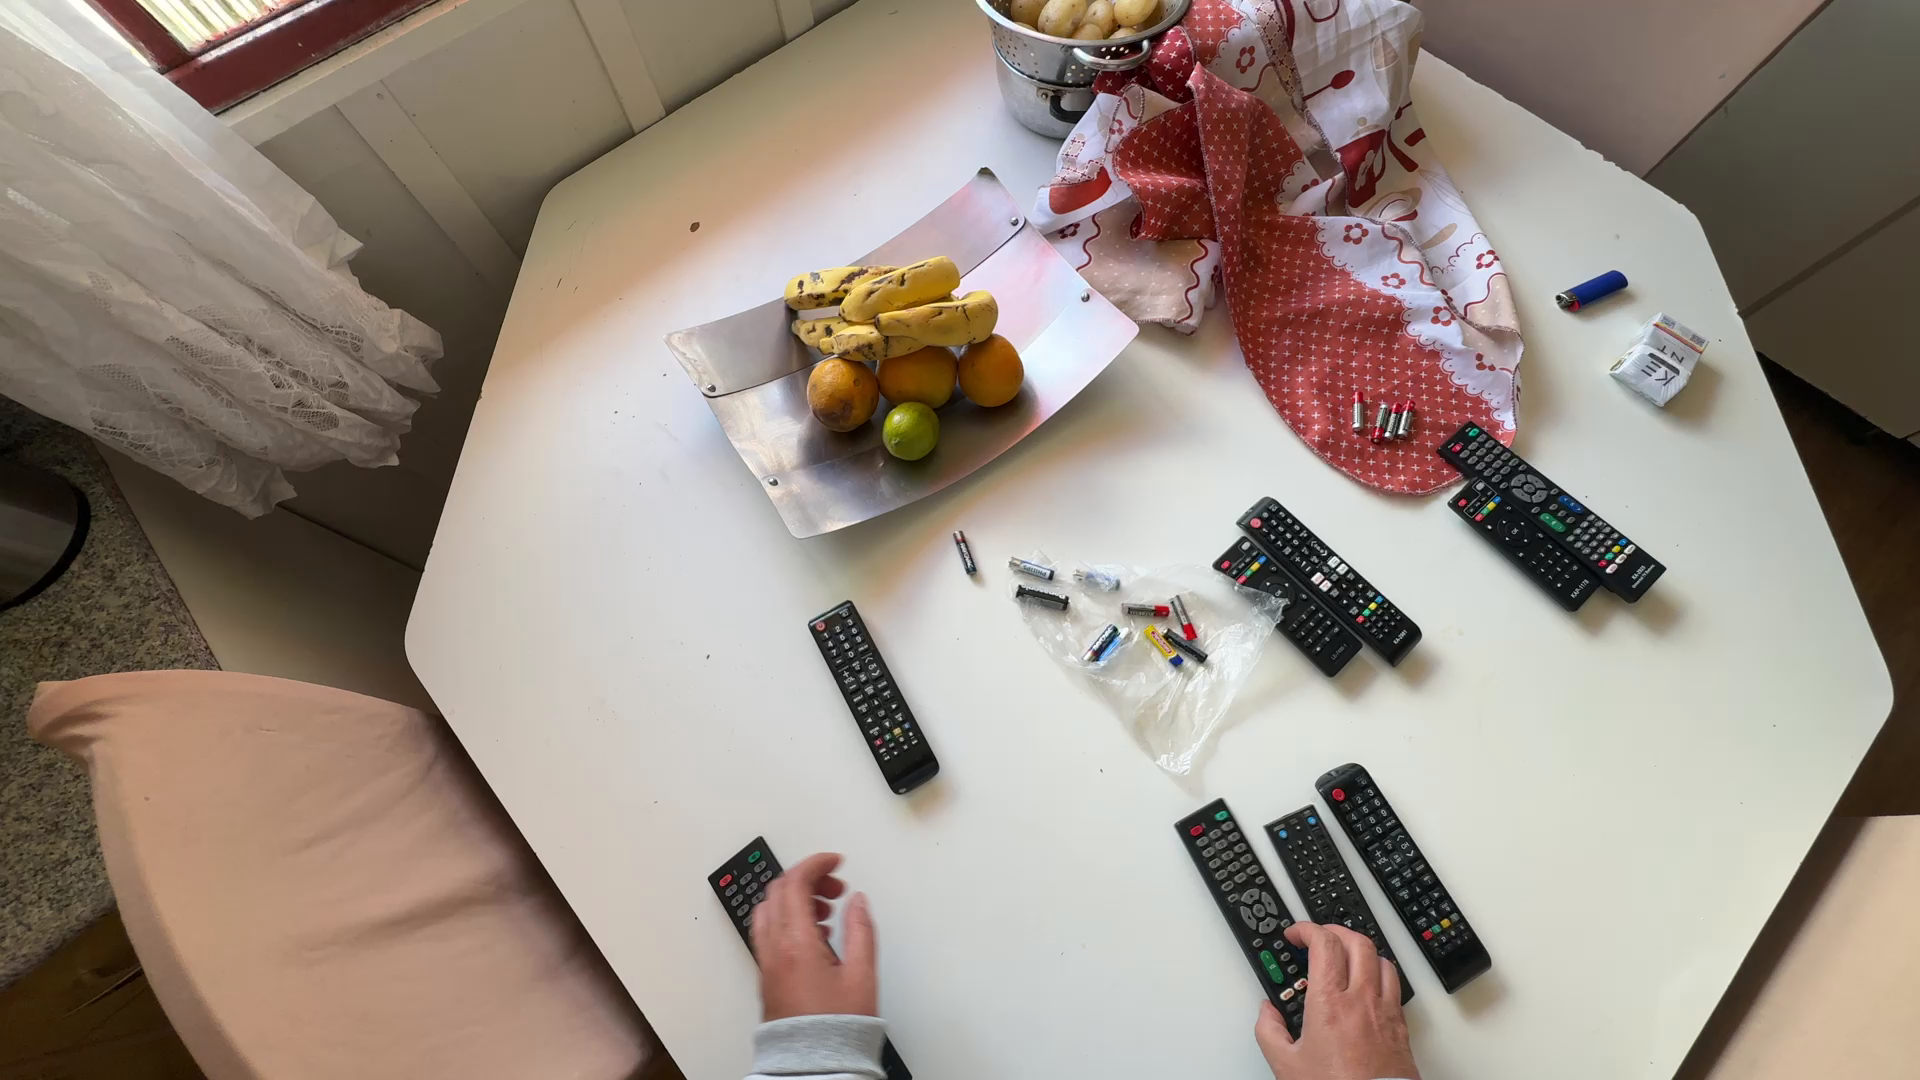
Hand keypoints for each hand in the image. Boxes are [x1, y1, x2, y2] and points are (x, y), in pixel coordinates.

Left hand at [750, 852, 877, 1020]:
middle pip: (778, 891)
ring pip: (769, 910)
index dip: (816, 863)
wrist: (814, 1069)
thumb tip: (857, 900)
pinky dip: (790, 918)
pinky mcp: (767, 976)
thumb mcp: (862, 975)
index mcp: (796, 943)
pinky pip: (770, 931)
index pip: (795, 882)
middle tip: (835, 885)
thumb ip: (861, 930)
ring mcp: (767, 963)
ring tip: (827, 910)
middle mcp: (774, 949)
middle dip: (807, 877)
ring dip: (796, 898)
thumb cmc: (838, 1027)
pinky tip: (817, 934)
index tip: (836, 861)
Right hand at [1255, 922, 1418, 1079]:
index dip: (1306, 928)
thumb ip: (1268, 1031)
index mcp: (1330, 1003)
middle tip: (1319, 937)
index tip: (1295, 935)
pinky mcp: (1401, 1029)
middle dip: (1334, 930)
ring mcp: (1385, 1013)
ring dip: (1360, 950)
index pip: (1324, 942)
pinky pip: (1395, 986)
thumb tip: (1267, 1013)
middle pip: (1356, 942)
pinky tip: (1368, 985)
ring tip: (1345, 955)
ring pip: (1381, 960)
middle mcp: (1361, 1001)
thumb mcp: (1286, 1065)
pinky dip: (1379, 974)